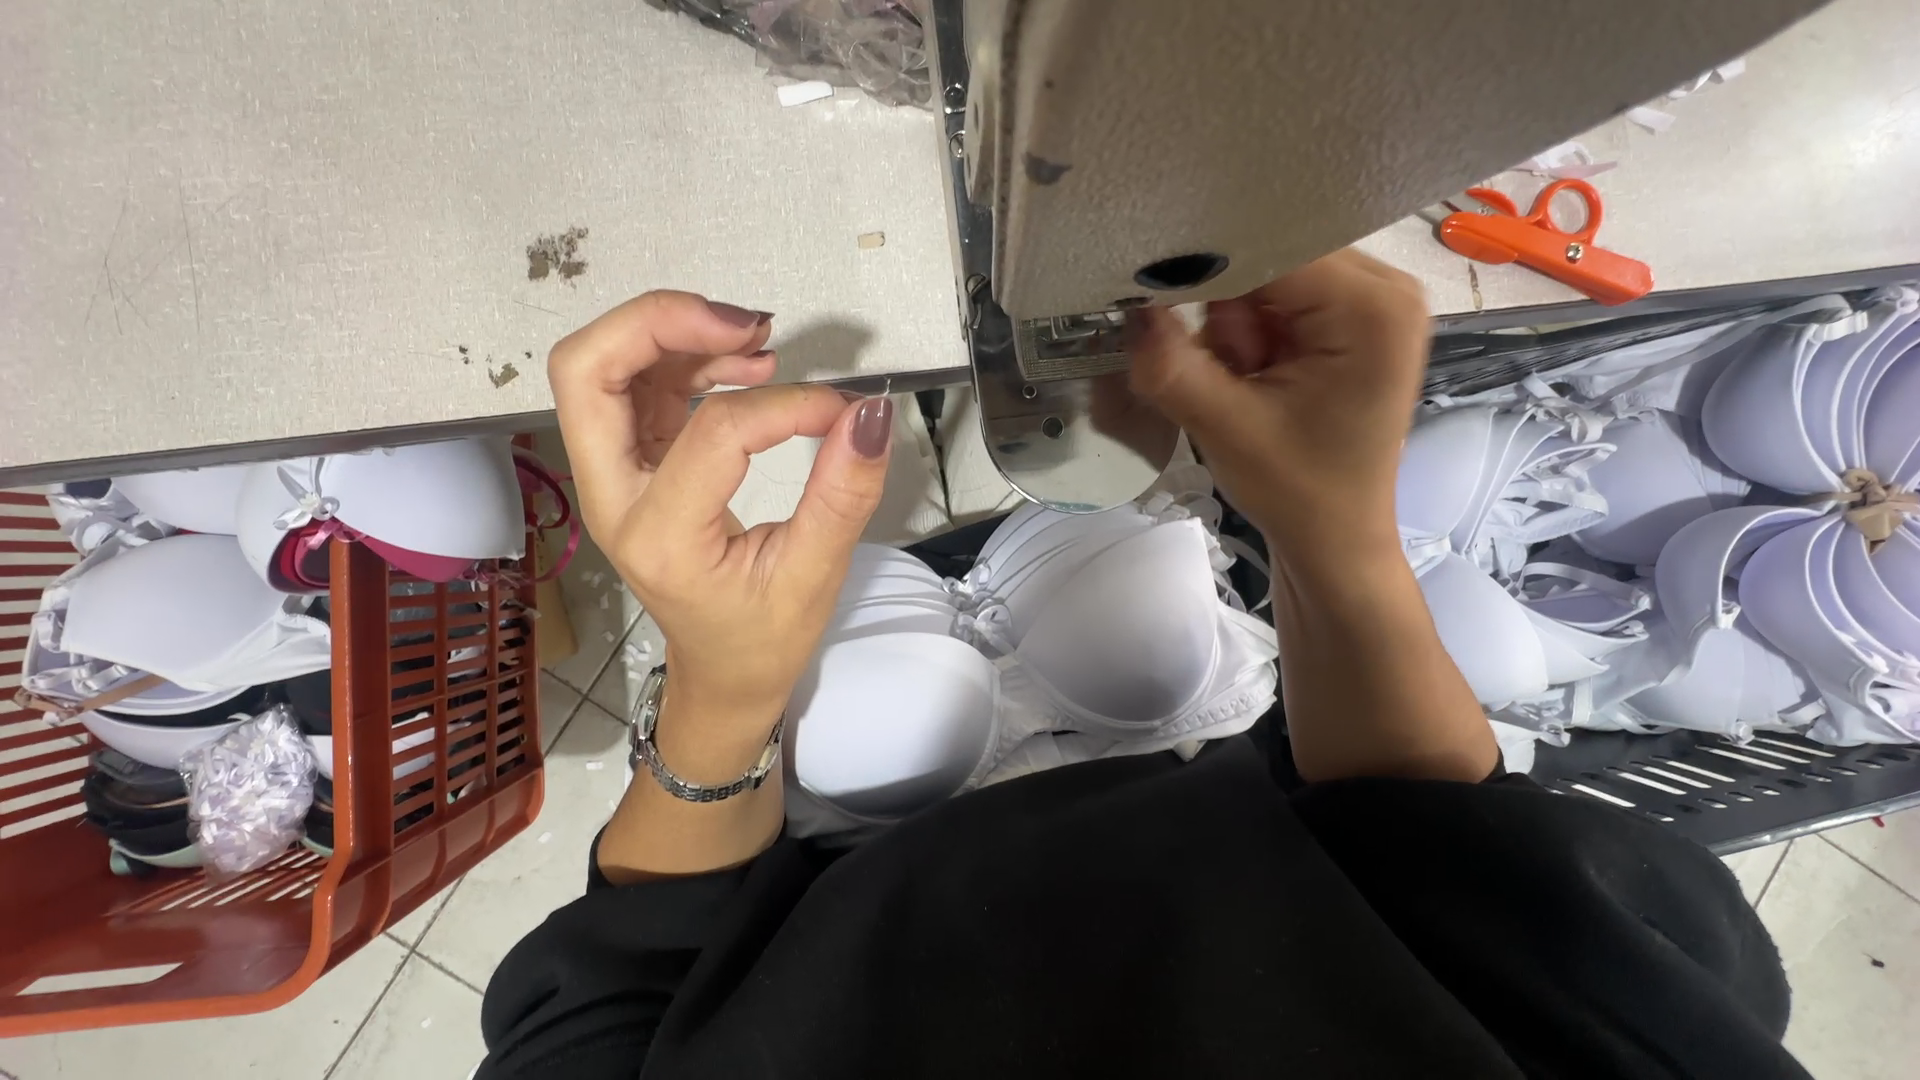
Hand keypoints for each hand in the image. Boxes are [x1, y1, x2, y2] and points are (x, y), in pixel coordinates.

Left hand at [549, 291, 895, 778]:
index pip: (715, 432)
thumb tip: (870, 413)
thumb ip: (842, 495)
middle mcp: (614, 498)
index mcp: (660, 536)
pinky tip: (745, 366)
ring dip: (673, 334)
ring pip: (604, 368)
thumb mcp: (815, 576)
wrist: (721, 673)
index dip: (788, 406)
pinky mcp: (634, 466)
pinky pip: (636, 387)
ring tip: (757, 341)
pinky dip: (683, 358)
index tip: (843, 413)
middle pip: (588, 371)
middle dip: (661, 324)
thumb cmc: (764, 638)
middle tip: (746, 326)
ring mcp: (614, 478)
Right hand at [1125, 250, 1429, 562]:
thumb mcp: (1226, 429)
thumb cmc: (1299, 492)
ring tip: (1249, 387)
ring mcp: (1369, 304)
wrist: (1335, 538)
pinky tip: (1256, 379)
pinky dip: (1249, 338)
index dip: (1207, 270)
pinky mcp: (1350, 324)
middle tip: (1234, 375)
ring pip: (1265, 281)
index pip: (1269, 247)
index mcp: (1370, 306)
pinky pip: (1276, 303)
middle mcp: (1382, 287)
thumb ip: (1172, 367)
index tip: (1159, 300)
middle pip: (1268, 260)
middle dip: (1228, 314)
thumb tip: (1130, 310)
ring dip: (1236, 331)